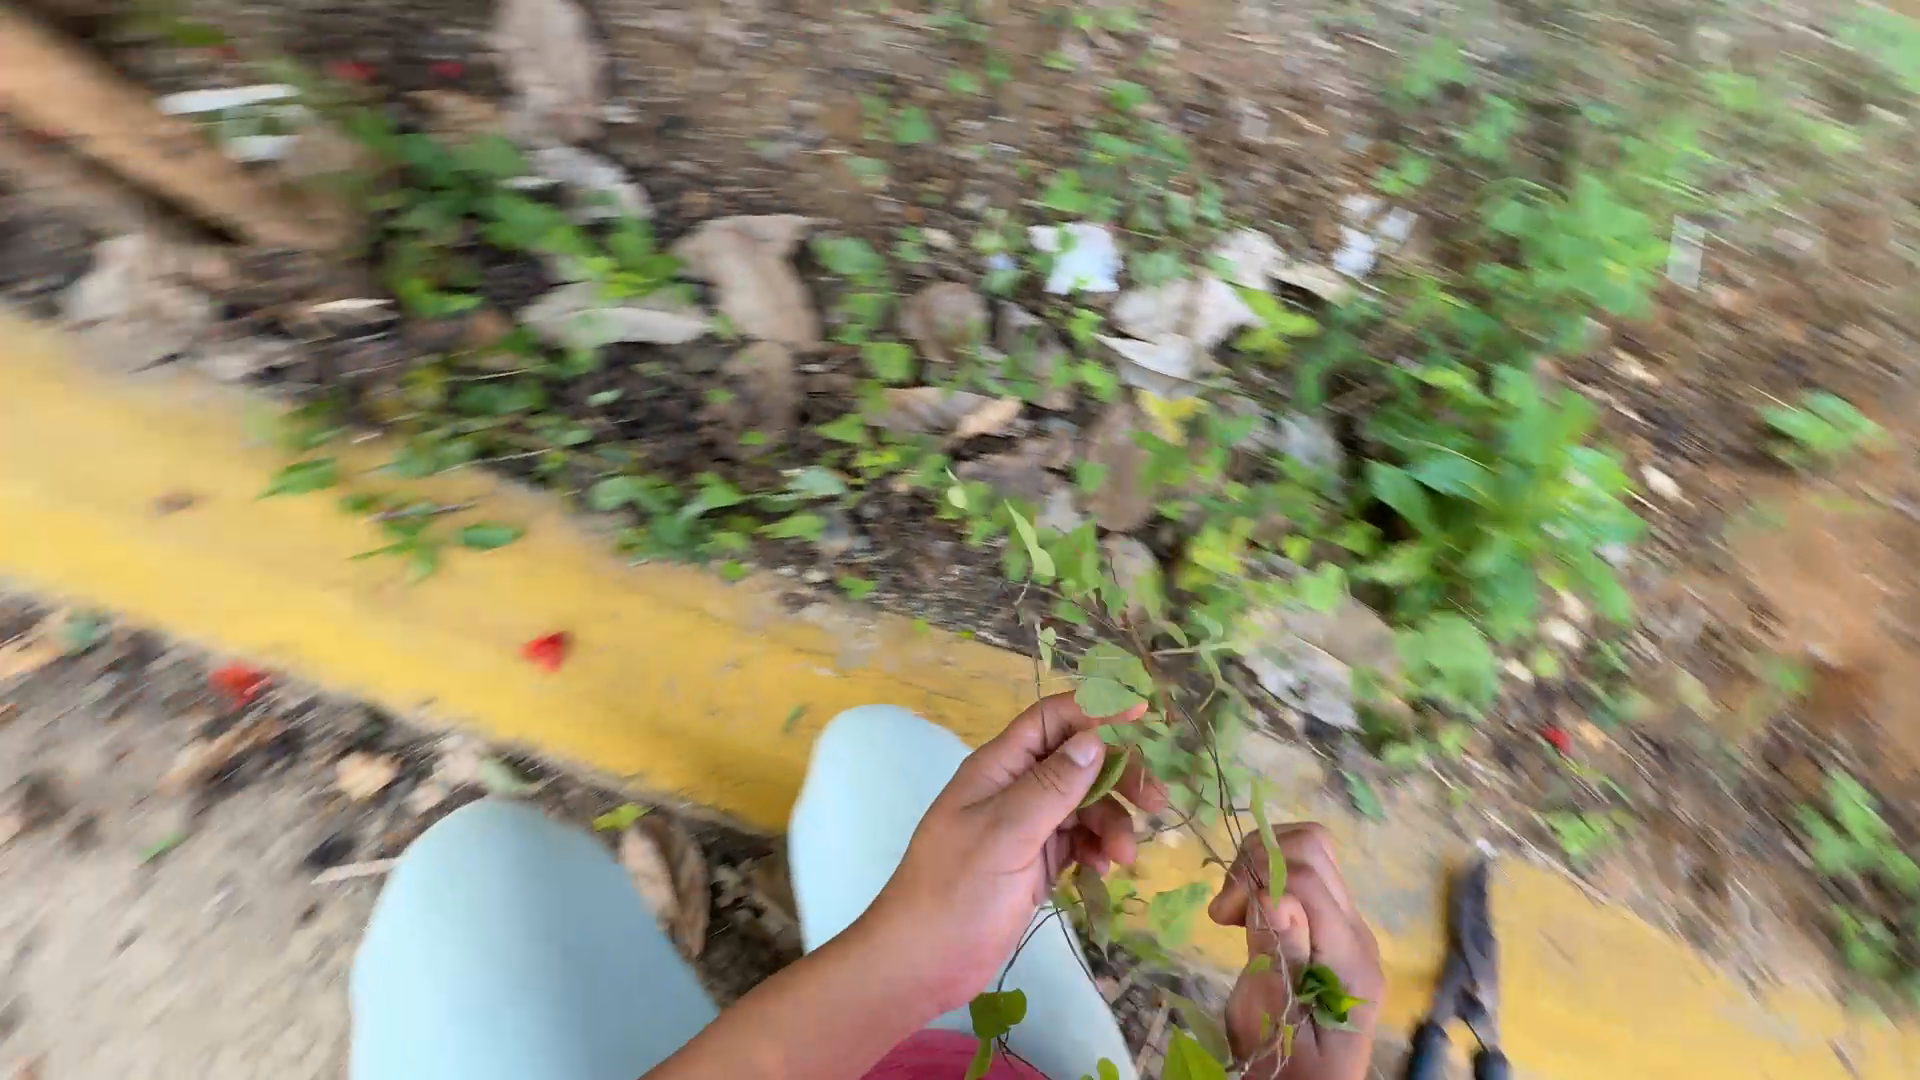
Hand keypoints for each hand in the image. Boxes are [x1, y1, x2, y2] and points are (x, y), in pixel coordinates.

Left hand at [857, 692, 1167, 1012]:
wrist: (923, 962)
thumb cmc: (957, 890)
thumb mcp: (1005, 833)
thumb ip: (1051, 786)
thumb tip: (1093, 739)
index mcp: (999, 766)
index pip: (1051, 719)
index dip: (1094, 710)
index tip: (1140, 714)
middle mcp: (1015, 788)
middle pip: (1077, 760)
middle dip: (1117, 776)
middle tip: (1154, 803)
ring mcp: (1026, 825)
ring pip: (1083, 803)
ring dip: (1110, 822)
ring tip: (1123, 858)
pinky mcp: (1036, 861)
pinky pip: (1078, 839)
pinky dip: (1096, 848)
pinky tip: (1102, 870)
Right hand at [1209, 824, 1382, 1079]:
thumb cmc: (1284, 1064)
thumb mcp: (1274, 1019)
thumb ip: (1278, 954)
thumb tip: (1272, 893)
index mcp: (1350, 958)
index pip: (1306, 876)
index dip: (1255, 876)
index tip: (1220, 914)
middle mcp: (1356, 930)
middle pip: (1311, 847)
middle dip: (1257, 859)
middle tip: (1227, 905)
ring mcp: (1346, 923)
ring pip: (1307, 848)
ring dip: (1261, 861)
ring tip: (1235, 904)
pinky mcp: (1329, 921)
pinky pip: (1301, 868)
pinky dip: (1266, 871)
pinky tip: (1248, 906)